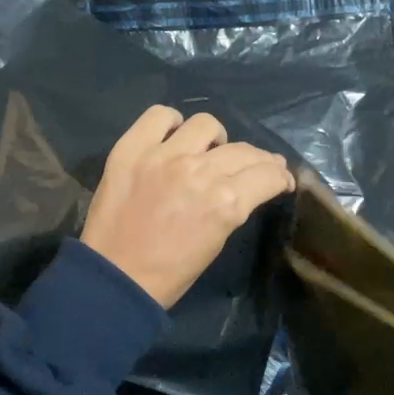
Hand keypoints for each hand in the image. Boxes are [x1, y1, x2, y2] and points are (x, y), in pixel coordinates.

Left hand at [81, 105, 294, 307]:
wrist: (113, 278)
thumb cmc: (169, 274)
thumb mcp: (215, 243)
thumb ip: (231, 208)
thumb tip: (244, 188)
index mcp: (226, 202)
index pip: (267, 174)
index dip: (279, 176)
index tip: (279, 179)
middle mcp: (200, 171)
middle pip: (242, 150)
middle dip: (257, 159)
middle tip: (254, 166)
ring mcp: (164, 155)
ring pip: (206, 124)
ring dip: (215, 138)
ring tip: (207, 151)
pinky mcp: (131, 148)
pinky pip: (158, 116)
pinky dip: (170, 123)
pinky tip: (172, 137)